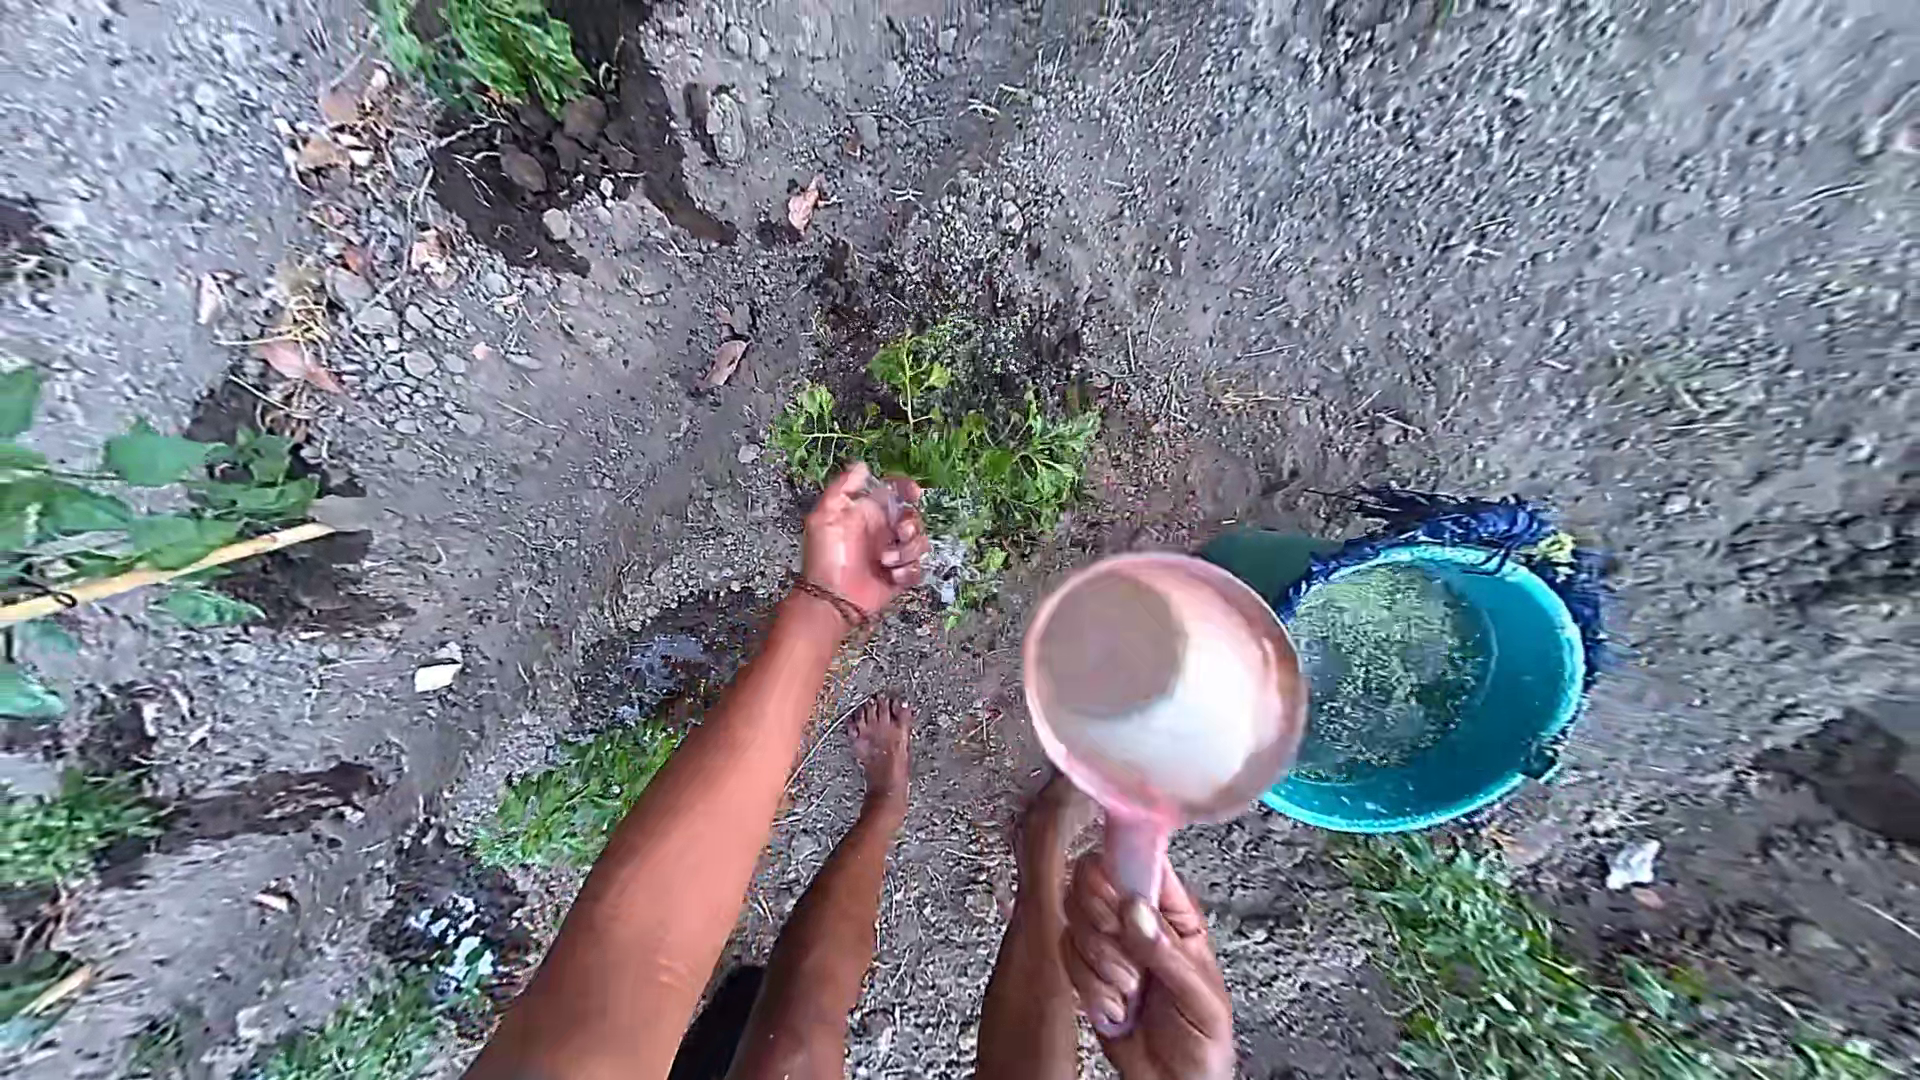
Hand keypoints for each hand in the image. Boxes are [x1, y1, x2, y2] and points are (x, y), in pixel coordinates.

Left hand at [801, 463, 928, 618]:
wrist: (831, 598)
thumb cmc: (826, 557)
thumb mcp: (825, 515)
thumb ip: (843, 487)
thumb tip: (862, 465)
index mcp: (868, 513)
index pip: (894, 493)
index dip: (907, 489)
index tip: (913, 493)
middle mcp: (883, 532)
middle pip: (913, 518)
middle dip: (911, 524)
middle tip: (899, 534)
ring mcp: (893, 555)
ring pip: (920, 543)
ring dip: (907, 551)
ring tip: (886, 561)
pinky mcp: (900, 577)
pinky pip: (918, 568)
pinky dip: (909, 571)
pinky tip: (893, 576)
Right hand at [1063, 853, 1234, 1079]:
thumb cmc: (1202, 1041)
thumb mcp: (1200, 997)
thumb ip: (1168, 952)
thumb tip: (1135, 908)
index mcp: (1170, 907)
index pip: (1137, 858)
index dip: (1120, 869)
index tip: (1119, 901)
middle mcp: (1134, 912)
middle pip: (1092, 876)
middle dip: (1102, 918)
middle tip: (1123, 947)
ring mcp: (1107, 935)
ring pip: (1075, 912)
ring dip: (1099, 959)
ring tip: (1129, 988)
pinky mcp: (1085, 961)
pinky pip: (1067, 951)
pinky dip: (1089, 984)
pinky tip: (1114, 1004)